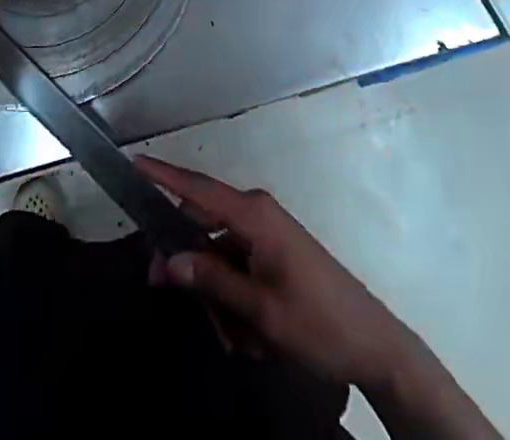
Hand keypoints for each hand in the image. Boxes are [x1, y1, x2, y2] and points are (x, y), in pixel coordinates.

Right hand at [137, 156, 429, 390]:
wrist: (376, 347)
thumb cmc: (319, 323)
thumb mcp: (260, 310)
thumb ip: (211, 280)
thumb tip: (168, 259)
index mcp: (255, 216)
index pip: (198, 187)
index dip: (163, 174)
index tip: (133, 162)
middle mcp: (258, 215)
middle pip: (200, 223)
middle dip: (185, 261)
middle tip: (164, 290)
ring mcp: (267, 233)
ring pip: (217, 252)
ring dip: (214, 291)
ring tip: (233, 338)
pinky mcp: (274, 252)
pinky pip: (236, 265)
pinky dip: (231, 295)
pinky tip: (246, 336)